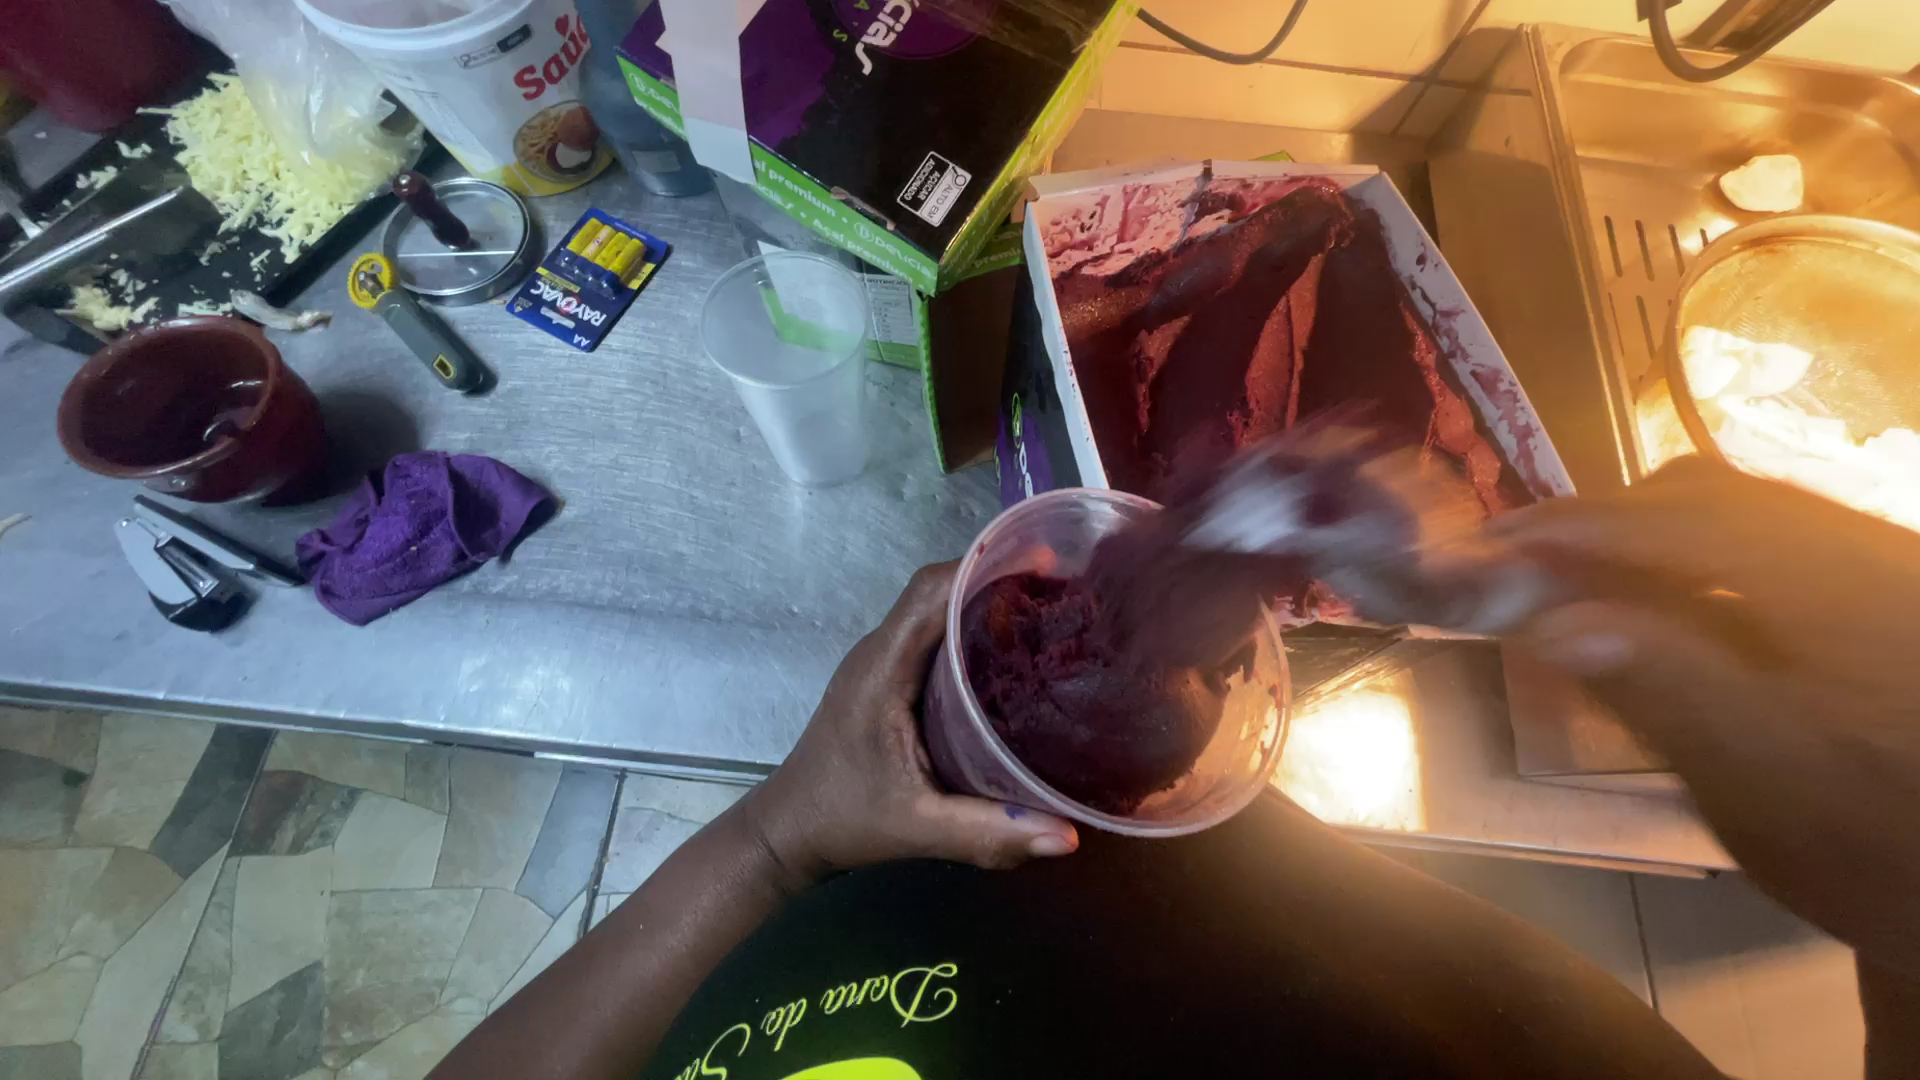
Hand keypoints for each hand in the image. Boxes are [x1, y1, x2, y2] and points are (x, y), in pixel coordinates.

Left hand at [741, 562, 1078, 891]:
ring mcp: (880, 661)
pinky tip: (1006, 651)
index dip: (981, 567)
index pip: (929, 592)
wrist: (788, 830)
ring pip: (932, 608)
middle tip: (1055, 588)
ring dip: (980, 599)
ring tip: (1041, 609)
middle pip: (935, 589)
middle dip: (993, 578)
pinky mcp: (886, 676)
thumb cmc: (843, 820)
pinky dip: (967, 626)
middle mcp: (880, 651)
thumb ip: (989, 833)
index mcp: (882, 668)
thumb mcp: (918, 829)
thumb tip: (1069, 838)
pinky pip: (930, 633)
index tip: (1039, 562)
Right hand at [1497, 457, 1919, 975]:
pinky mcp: (1869, 587)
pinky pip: (1751, 536)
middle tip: (1521, 565)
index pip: (1693, 524)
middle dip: (1599, 521)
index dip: (1580, 524)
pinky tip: (1639, 598)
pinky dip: (1671, 551)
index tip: (1489, 542)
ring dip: (1630, 533)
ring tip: (1567, 580)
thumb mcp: (1764, 788)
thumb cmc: (1875, 850)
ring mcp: (1879, 567)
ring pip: (1729, 508)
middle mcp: (1878, 560)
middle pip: (1710, 496)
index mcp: (1861, 602)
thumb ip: (1664, 694)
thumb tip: (1549, 623)